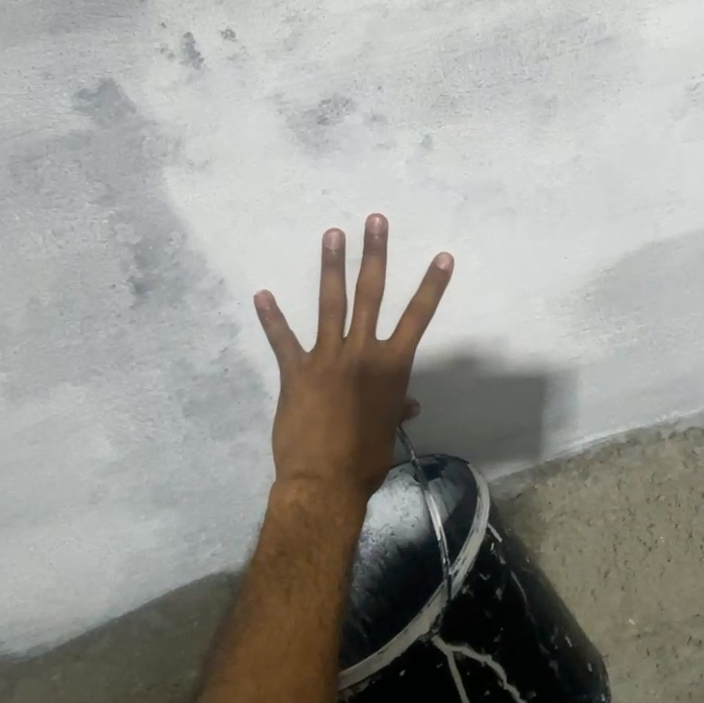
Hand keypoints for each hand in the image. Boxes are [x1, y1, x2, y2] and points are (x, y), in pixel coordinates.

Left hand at [254, 214, 454, 503]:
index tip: (442, 256)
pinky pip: (282, 340)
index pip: (419, 317)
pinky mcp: (296, 371)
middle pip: (372, 293)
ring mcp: (327, 357)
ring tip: (332, 234)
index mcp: (392, 366)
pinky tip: (261, 294)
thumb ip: (396, 409)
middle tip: (375, 221)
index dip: (432, 285)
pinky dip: (271, 318)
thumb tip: (407, 405)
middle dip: (374, 254)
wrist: (325, 481)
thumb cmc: (367, 459)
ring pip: (331, 303)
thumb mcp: (388, 431)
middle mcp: (363, 352)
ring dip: (331, 266)